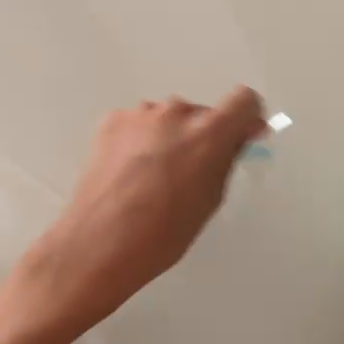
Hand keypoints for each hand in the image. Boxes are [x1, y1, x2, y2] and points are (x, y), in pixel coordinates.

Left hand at [10, 87, 267, 342]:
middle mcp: (176, 112)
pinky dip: (140, 141)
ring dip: (169, 137)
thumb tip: (234, 140)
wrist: (98, 243)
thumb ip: (225, 161)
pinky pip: (138, 124)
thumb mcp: (210, 200)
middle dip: (202, 136)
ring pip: (168, 118)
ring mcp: (140, 114)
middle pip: (202, 114)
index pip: (244, 100)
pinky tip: (128, 173)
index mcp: (209, 132)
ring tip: (152, 177)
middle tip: (189, 174)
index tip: (240, 140)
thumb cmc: (164, 233)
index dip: (245, 119)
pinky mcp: (111, 121)